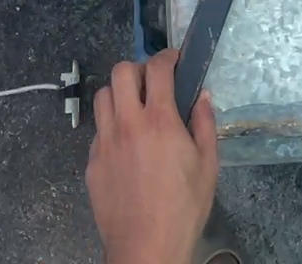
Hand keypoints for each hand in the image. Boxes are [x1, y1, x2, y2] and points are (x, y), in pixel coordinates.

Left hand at [86, 49, 219, 263]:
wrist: (146, 249)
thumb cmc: (183, 208)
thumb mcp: (208, 165)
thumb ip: (205, 124)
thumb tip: (202, 95)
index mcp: (159, 120)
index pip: (157, 69)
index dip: (166, 57)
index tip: (174, 60)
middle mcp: (128, 123)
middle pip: (121, 72)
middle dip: (137, 69)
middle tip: (151, 83)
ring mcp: (105, 142)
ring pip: (103, 96)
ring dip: (119, 93)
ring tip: (133, 107)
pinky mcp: (92, 162)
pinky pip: (97, 130)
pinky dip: (110, 126)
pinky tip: (124, 144)